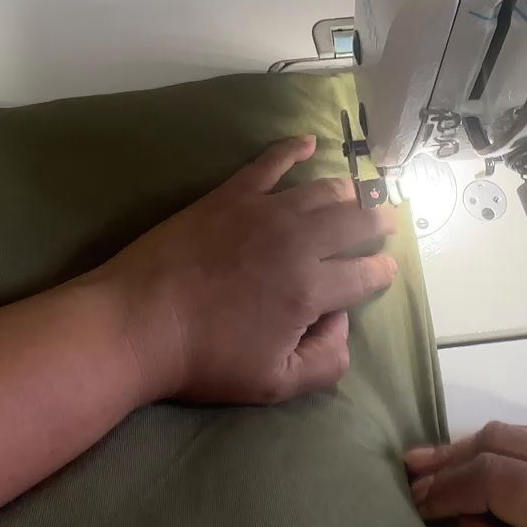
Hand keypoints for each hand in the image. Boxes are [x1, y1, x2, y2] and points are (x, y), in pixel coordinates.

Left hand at [94, 135, 398, 404]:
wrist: (140, 321)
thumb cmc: (206, 358)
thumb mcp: (274, 385)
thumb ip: (325, 360)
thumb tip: (342, 322)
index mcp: (311, 290)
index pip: (365, 274)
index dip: (382, 271)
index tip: (386, 269)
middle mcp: (299, 242)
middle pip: (354, 222)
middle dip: (378, 222)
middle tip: (385, 222)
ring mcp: (265, 211)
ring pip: (322, 191)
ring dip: (347, 192)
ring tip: (356, 194)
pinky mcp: (233, 194)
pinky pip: (271, 161)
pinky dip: (294, 148)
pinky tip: (310, 142)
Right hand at [406, 423, 526, 526]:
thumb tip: (445, 503)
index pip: (499, 477)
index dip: (450, 485)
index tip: (415, 498)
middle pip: (510, 441)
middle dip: (456, 456)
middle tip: (414, 469)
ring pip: (526, 436)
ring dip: (477, 450)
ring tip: (434, 464)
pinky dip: (507, 456)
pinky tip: (477, 467)